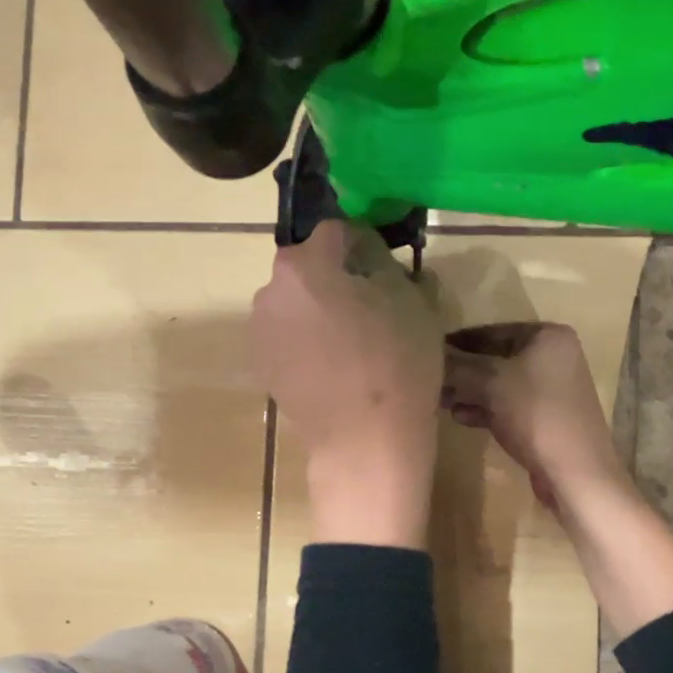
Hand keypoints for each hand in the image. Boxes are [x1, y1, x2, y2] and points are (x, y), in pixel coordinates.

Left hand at [250, 222, 445, 548]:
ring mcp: (261, 330)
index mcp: (307, 262)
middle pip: (310, 269)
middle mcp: (271, 288)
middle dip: (336, 280)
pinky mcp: (263, 366)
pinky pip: (290, 339)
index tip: (387, 271)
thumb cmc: (396, 363)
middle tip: (371, 310)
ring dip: (320, 313)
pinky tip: (336, 371)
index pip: (339, 232)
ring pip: (297, 305)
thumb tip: (370, 257)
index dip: (366, 248)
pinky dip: (309, 345)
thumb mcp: (411, 300)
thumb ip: (385, 263)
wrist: (365, 440)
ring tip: (354, 347)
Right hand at [444, 322, 672, 634]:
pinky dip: (486, 409)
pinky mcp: (547, 419)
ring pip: (501, 385)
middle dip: (463, 371)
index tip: (428, 353)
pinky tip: (459, 417)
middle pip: (496, 358)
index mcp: (548, 336)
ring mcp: (552, 391)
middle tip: (429, 380)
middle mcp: (554, 357)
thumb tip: (430, 356)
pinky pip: (510, 406)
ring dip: (470, 392)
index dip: (459, 342)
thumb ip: (459, 367)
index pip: (492, 331)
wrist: (576, 473)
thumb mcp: (491, 384)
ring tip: (438, 400)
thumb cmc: (536, 415)